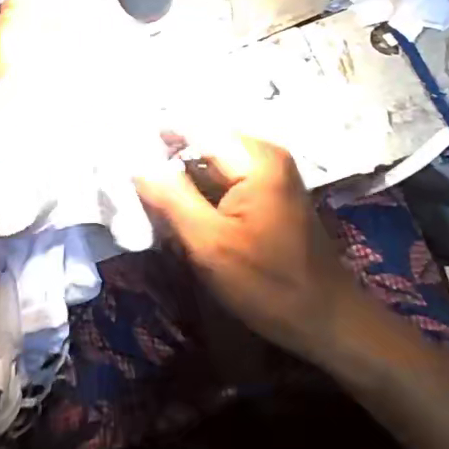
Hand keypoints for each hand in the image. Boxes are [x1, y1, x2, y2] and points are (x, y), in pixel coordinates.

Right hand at [135, 135, 375, 362]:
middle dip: (165, 160)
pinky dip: (199, 192)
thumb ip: (170, 198)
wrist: (327, 321)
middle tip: (130, 183)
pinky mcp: (267, 192)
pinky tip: (179, 213)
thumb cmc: (269, 285)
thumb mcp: (210, 244)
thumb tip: (136, 163)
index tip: (121, 156)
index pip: (191, 128)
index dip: (154, 139)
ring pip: (208, 162)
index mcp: (255, 157)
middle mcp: (264, 153)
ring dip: (179, 179)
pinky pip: (222, 179)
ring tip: (149, 199)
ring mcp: (268, 172)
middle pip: (199, 142)